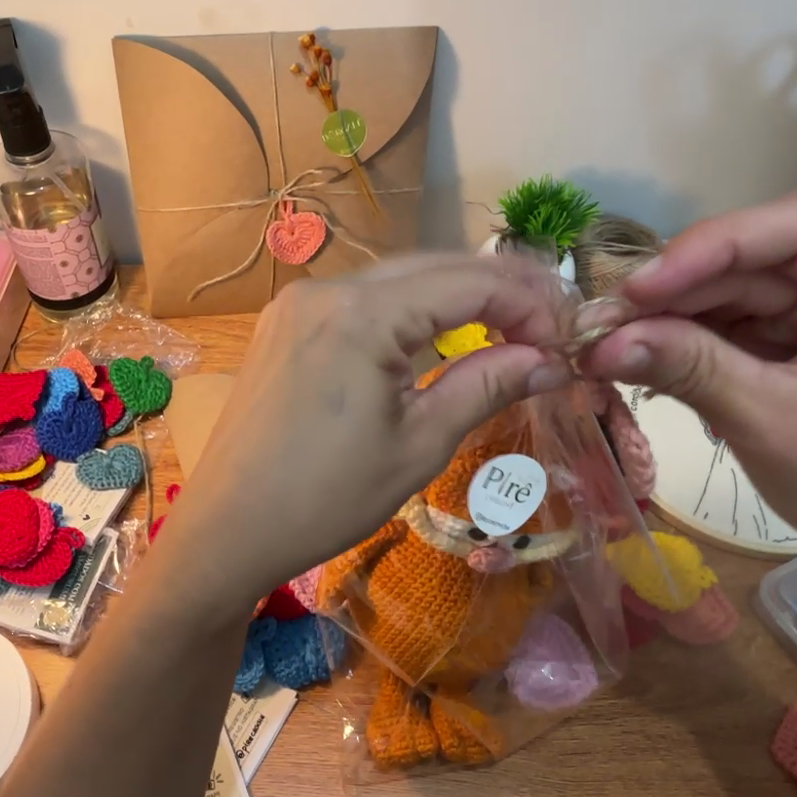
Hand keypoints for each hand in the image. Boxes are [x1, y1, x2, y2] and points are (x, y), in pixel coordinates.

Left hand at [162, 254, 575, 609]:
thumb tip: (549, 359)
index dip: (530, 303)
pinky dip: (405, 314)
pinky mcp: (282, 326)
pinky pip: (358, 303)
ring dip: (452, 299)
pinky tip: (434, 338)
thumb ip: (487, 384)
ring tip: (506, 332)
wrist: (228, 528)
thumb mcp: (420, 444)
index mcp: (361, 313)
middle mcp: (325, 289)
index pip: (469, 280)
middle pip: (432, 268)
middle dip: (497, 291)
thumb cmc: (326, 497)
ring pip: (395, 281)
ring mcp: (295, 304)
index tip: (567, 341)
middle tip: (549, 331)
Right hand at [581, 192, 796, 566]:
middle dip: (679, 286)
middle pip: (765, 255)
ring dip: (671, 310)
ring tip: (608, 338)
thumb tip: (597, 341)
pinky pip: (739, 315)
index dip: (714, 246)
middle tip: (602, 320)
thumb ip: (690, 369)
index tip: (637, 288)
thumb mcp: (775, 427)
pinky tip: (640, 346)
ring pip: (741, 283)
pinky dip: (686, 331)